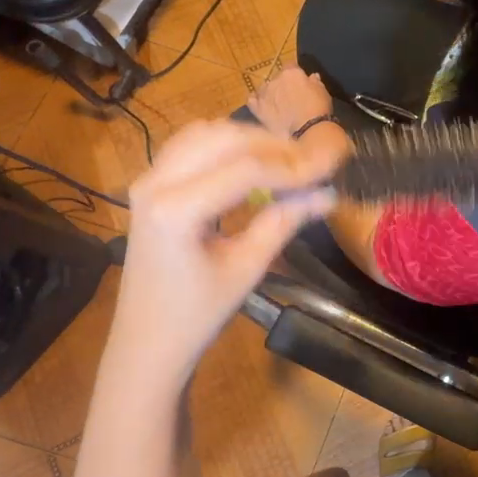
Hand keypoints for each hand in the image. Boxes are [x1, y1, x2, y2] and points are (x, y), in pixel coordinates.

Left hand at [104, 119, 346, 386]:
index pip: (248, 169)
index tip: (331, 169)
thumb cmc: (197, 315)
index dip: (294, 166)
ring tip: (289, 163)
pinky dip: (228, 146)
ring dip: (252, 141)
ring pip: (208, 134)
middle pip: (226, 139)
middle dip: (275, 146)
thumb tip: (329, 194)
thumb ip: (284, 222)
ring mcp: (148, 180)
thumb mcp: (246, 269)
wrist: (146, 342)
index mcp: (176, 210)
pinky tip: (254, 166)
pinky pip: (192, 145)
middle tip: (314, 164)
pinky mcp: (151, 184)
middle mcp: (155, 183)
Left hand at [245, 66, 335, 135]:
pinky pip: (252, 100)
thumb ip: (315, 82)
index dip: (296, 74)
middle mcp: (275, 79)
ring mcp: (264, 94)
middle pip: (277, 78)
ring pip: (264, 88)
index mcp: (291, 73)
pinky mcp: (257, 108)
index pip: (291, 66)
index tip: (301, 81)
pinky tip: (262, 105)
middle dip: (283, 84)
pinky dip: (256, 100)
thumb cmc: (318, 108)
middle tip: (291, 96)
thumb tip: (312, 76)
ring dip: (270, 93)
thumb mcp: (322, 92)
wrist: (307, 129)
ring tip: (278, 104)